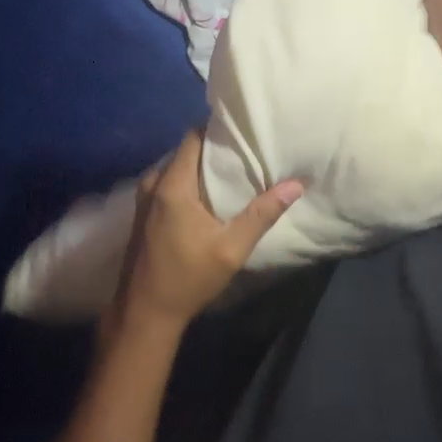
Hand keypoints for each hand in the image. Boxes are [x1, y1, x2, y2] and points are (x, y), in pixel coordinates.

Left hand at [110, 128, 302, 334]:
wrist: (145, 313)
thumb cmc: (188, 280)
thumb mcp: (231, 249)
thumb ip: (262, 214)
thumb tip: (296, 184)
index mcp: (172, 185)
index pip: (194, 136)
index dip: (219, 128)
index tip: (246, 130)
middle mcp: (154, 184)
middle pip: (187, 150)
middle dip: (216, 147)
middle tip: (250, 150)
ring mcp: (145, 198)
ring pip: (179, 167)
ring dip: (204, 166)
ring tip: (237, 170)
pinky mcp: (145, 213)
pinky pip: (171, 182)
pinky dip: (192, 181)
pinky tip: (214, 194)